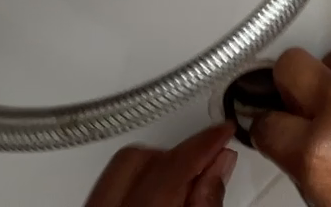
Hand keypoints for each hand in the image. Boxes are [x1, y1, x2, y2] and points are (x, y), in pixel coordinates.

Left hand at [84, 123, 238, 206]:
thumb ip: (206, 202)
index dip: (205, 141)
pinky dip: (133, 183)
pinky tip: (155, 192)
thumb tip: (220, 161)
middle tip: (205, 157)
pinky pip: (105, 189)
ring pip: (118, 169)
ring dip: (153, 165)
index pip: (170, 163)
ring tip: (183, 179)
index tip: (225, 130)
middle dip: (173, 151)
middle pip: (135, 157)